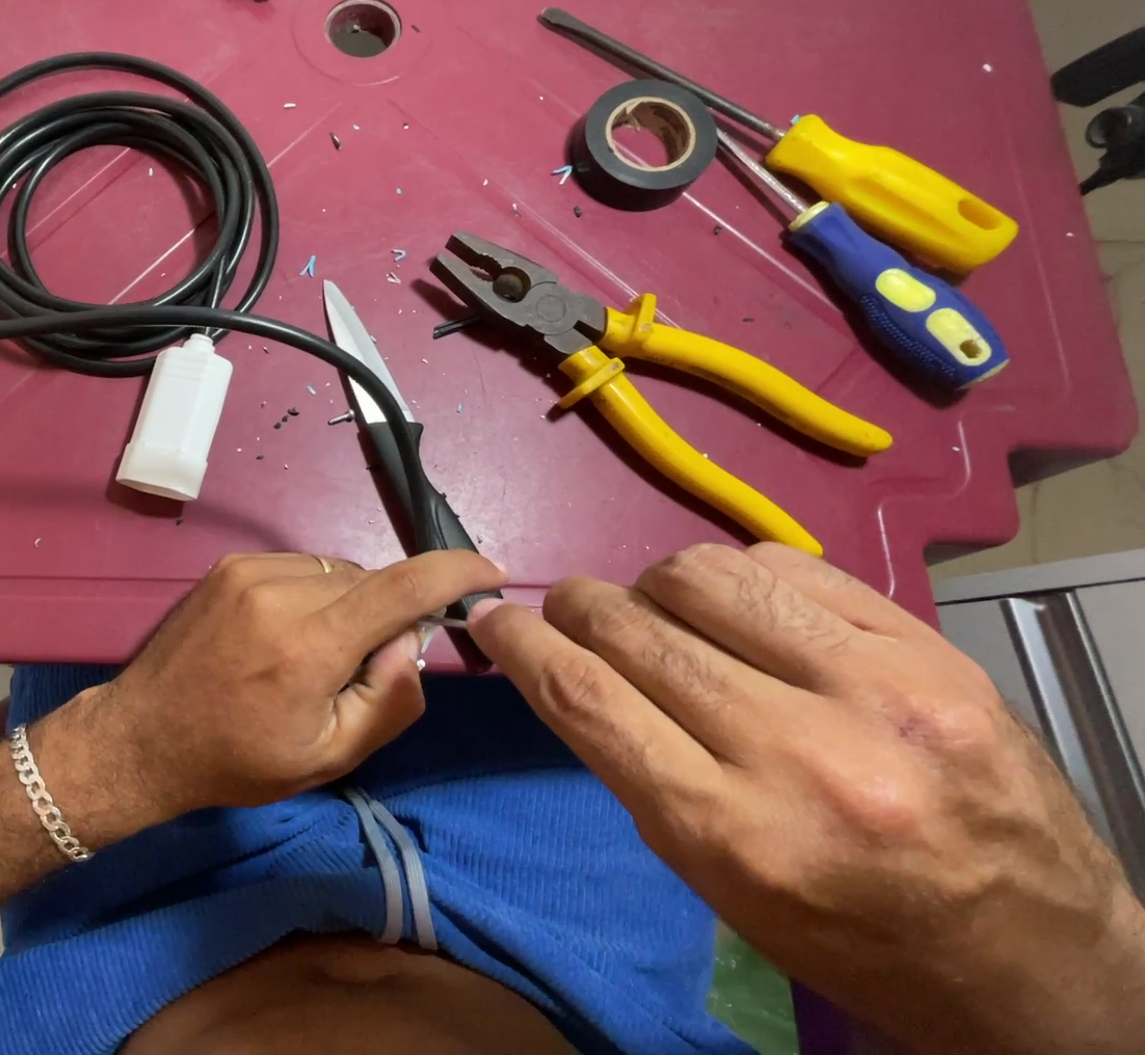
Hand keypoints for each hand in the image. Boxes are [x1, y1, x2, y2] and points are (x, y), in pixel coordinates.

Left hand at [41, 550, 507, 831]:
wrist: (144, 736)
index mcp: (309, 642)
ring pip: (336, 571)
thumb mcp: (329, 755)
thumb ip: (390, 698)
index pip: (403, 586)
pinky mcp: (229, 565)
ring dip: (348, 603)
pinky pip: (300, 567)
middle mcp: (280, 588)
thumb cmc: (237, 759)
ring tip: (313, 653)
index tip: (491, 572)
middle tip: (361, 665)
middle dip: (387, 613)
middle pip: (370, 581)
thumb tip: (411, 639)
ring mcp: (249, 570)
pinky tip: (285, 634)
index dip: (457, 572)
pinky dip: (314, 593)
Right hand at [467, 543, 1144, 1054]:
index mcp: (730, 829)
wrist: (1036, 965)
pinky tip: (741, 614)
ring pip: (701, 573)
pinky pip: (782, 564)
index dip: (519, 642)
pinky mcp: (935, 652)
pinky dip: (733, 580)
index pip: (585, 695)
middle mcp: (804, 752)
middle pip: (632, 627)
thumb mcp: (705, 870)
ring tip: (661, 616)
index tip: (491, 619)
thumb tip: (564, 656)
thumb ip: (629, 755)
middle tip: (567, 612)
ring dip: (651, 587)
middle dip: (574, 606)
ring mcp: (882, 692)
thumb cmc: (836, 929)